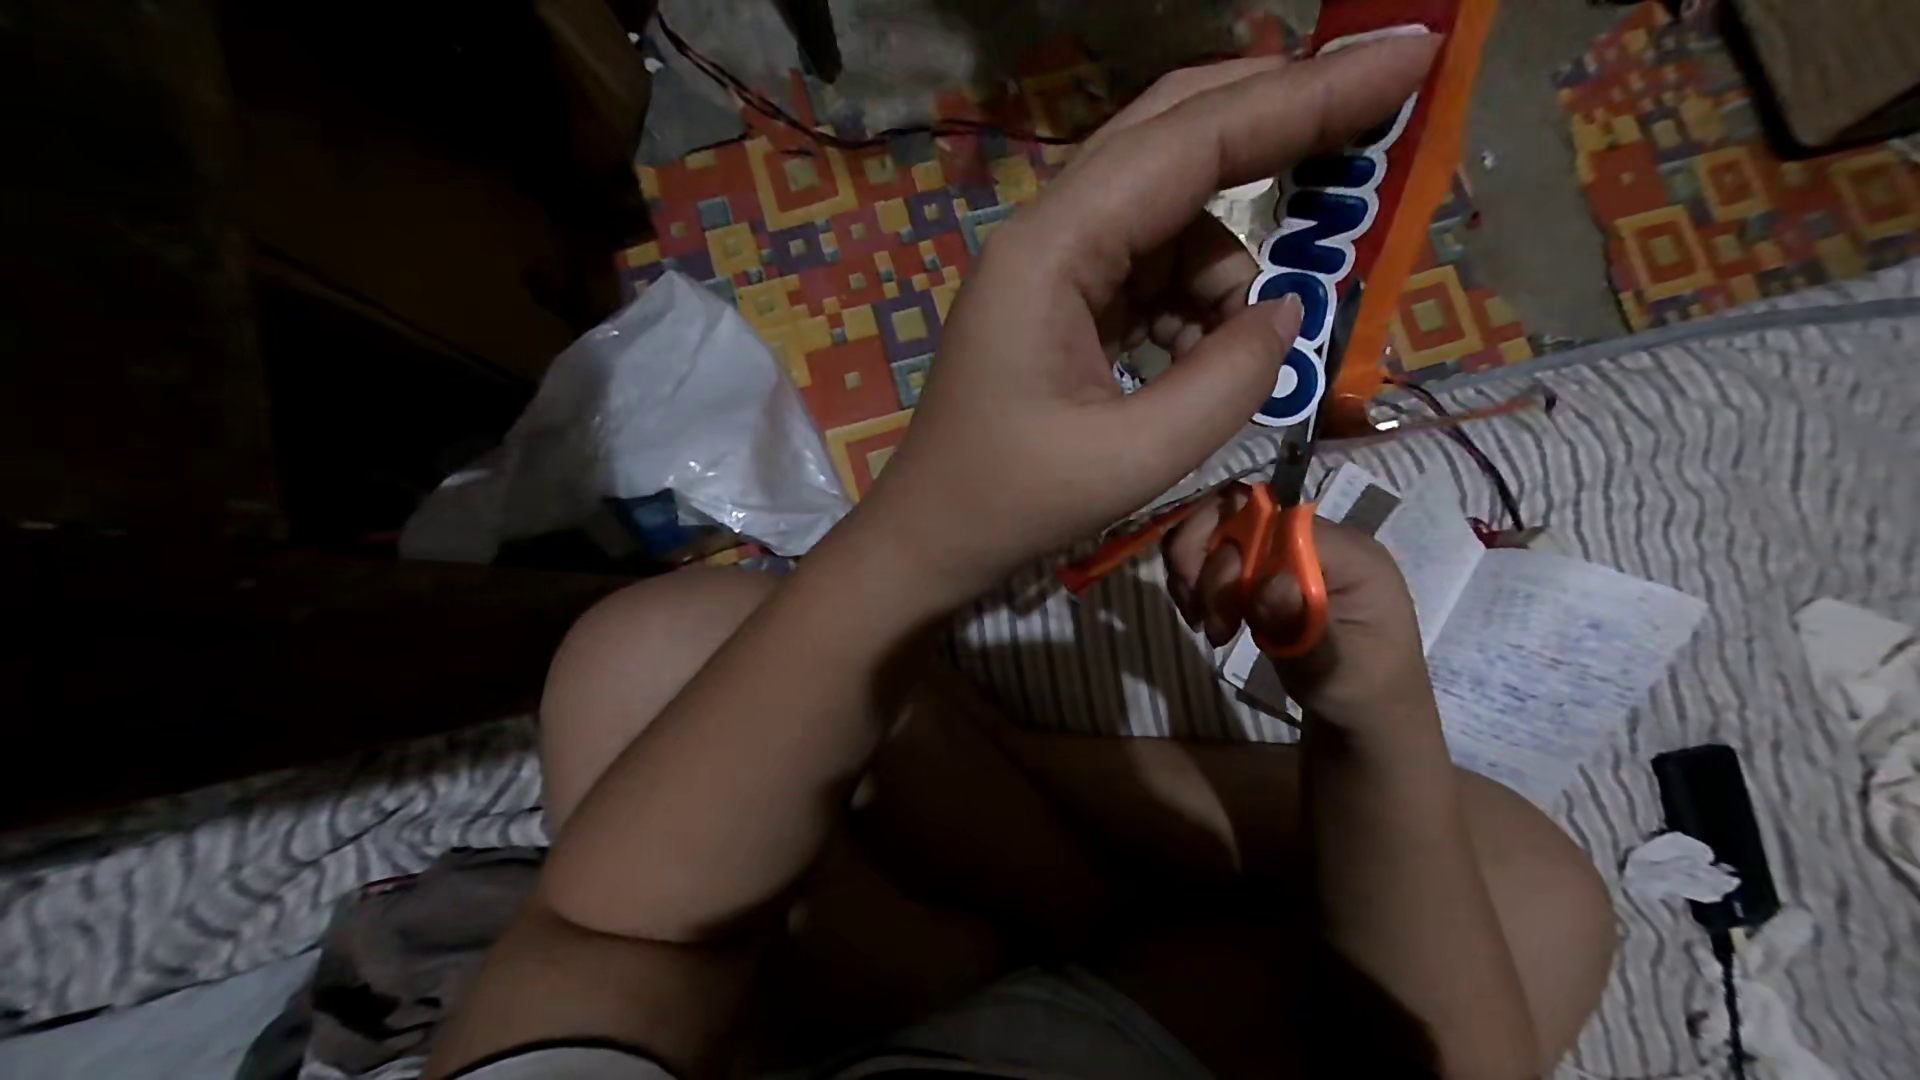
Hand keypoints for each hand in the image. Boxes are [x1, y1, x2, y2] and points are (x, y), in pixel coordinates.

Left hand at [847, 37, 1440, 602]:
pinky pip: (1142, 276)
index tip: (1407, 59)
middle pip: (1169, 143)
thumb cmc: (1012, 505)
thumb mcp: (1135, 454)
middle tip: (1371, 134)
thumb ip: (1230, 378)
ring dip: (1221, 268)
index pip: (1188, 141)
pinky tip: (1191, 362)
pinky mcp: (1054, 311)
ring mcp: (1046, 275)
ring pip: (1164, 222)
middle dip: (1272, 129)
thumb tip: (1288, 312)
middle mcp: (1044, 240)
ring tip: (1228, 352)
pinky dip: (1186, 306)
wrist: (930, 539)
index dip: (1303, 96)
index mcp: (1050, 253)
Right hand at [1163, 491, 1429, 726]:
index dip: (1233, 551)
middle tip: (1197, 611)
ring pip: (1218, 529)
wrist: (1364, 711)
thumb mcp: (1336, 667)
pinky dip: (1198, 580)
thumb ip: (1302, 623)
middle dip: (1202, 558)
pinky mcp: (1266, 566)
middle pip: (1237, 512)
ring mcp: (1288, 550)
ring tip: (1200, 620)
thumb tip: (1270, 582)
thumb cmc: (1360, 689)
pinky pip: (1218, 552)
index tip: (1217, 607)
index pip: (1274, 520)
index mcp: (1347, 553)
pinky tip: (1203, 615)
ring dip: (1195, 572)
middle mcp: (1315, 539)